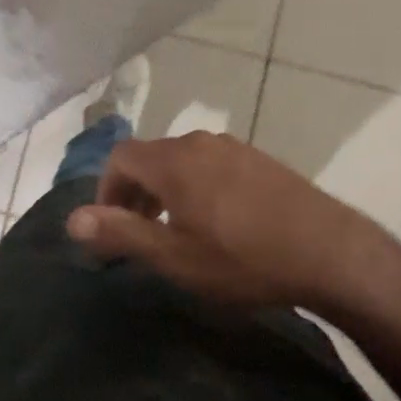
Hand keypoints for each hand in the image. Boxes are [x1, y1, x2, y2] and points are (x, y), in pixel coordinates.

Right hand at [65, 131, 400, 309]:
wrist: (328, 250)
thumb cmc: (243, 258)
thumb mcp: (175, 257)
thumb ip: (122, 233)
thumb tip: (72, 219)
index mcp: (173, 160)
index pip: (120, 157)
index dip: (105, 190)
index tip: (110, 229)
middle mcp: (199, 142)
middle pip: (150, 156)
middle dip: (134, 192)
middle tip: (138, 235)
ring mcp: (233, 147)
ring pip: (182, 161)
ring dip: (165, 191)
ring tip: (175, 232)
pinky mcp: (259, 159)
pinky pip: (210, 165)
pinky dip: (195, 186)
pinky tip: (216, 223)